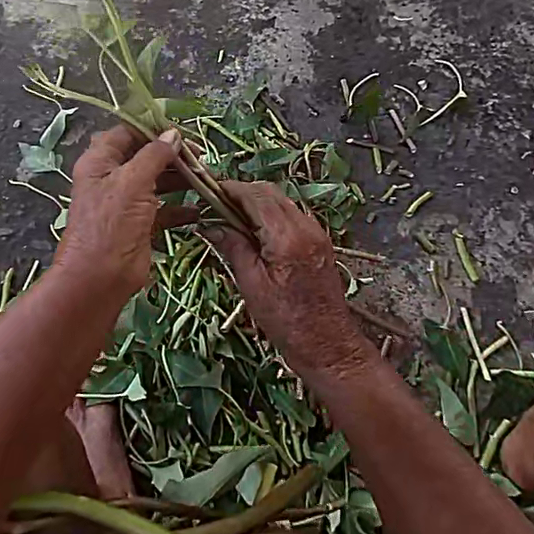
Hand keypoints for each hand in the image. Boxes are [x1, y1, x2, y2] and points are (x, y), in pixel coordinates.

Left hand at [54, 126, 191, 298]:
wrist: (100, 276)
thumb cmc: (111, 223)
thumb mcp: (132, 181)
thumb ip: (154, 155)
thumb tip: (173, 135)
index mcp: (100, 161)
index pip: (127, 133)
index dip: (153, 129)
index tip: (182, 132)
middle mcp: (112, 177)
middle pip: (145, 156)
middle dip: (172, 155)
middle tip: (201, 157)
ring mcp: (126, 202)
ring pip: (157, 182)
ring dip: (180, 179)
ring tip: (206, 179)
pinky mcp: (140, 224)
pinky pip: (164, 210)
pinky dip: (181, 208)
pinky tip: (199, 209)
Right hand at [206, 181, 373, 378]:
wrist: (327, 344)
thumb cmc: (285, 321)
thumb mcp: (251, 285)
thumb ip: (233, 247)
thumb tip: (210, 225)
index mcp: (287, 237)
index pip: (255, 196)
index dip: (229, 189)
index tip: (207, 193)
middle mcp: (306, 227)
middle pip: (269, 192)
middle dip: (240, 194)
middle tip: (215, 207)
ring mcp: (316, 232)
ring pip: (281, 201)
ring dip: (255, 203)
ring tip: (230, 220)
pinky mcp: (318, 241)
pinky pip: (290, 215)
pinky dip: (269, 214)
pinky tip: (253, 232)